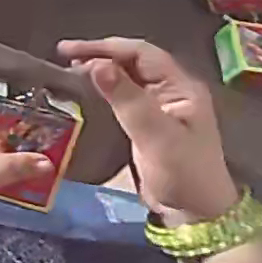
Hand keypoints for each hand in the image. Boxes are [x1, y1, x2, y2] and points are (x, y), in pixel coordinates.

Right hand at [58, 37, 239, 223]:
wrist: (198, 214)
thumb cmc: (183, 174)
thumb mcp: (156, 136)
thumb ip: (127, 100)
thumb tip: (96, 65)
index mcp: (181, 86)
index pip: (140, 52)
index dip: (104, 47)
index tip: (68, 50)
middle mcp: (171, 90)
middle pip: (133, 61)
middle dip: (99, 55)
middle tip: (63, 57)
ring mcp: (160, 107)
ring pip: (127, 77)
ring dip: (100, 70)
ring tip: (69, 70)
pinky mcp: (148, 123)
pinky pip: (123, 96)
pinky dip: (103, 89)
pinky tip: (85, 92)